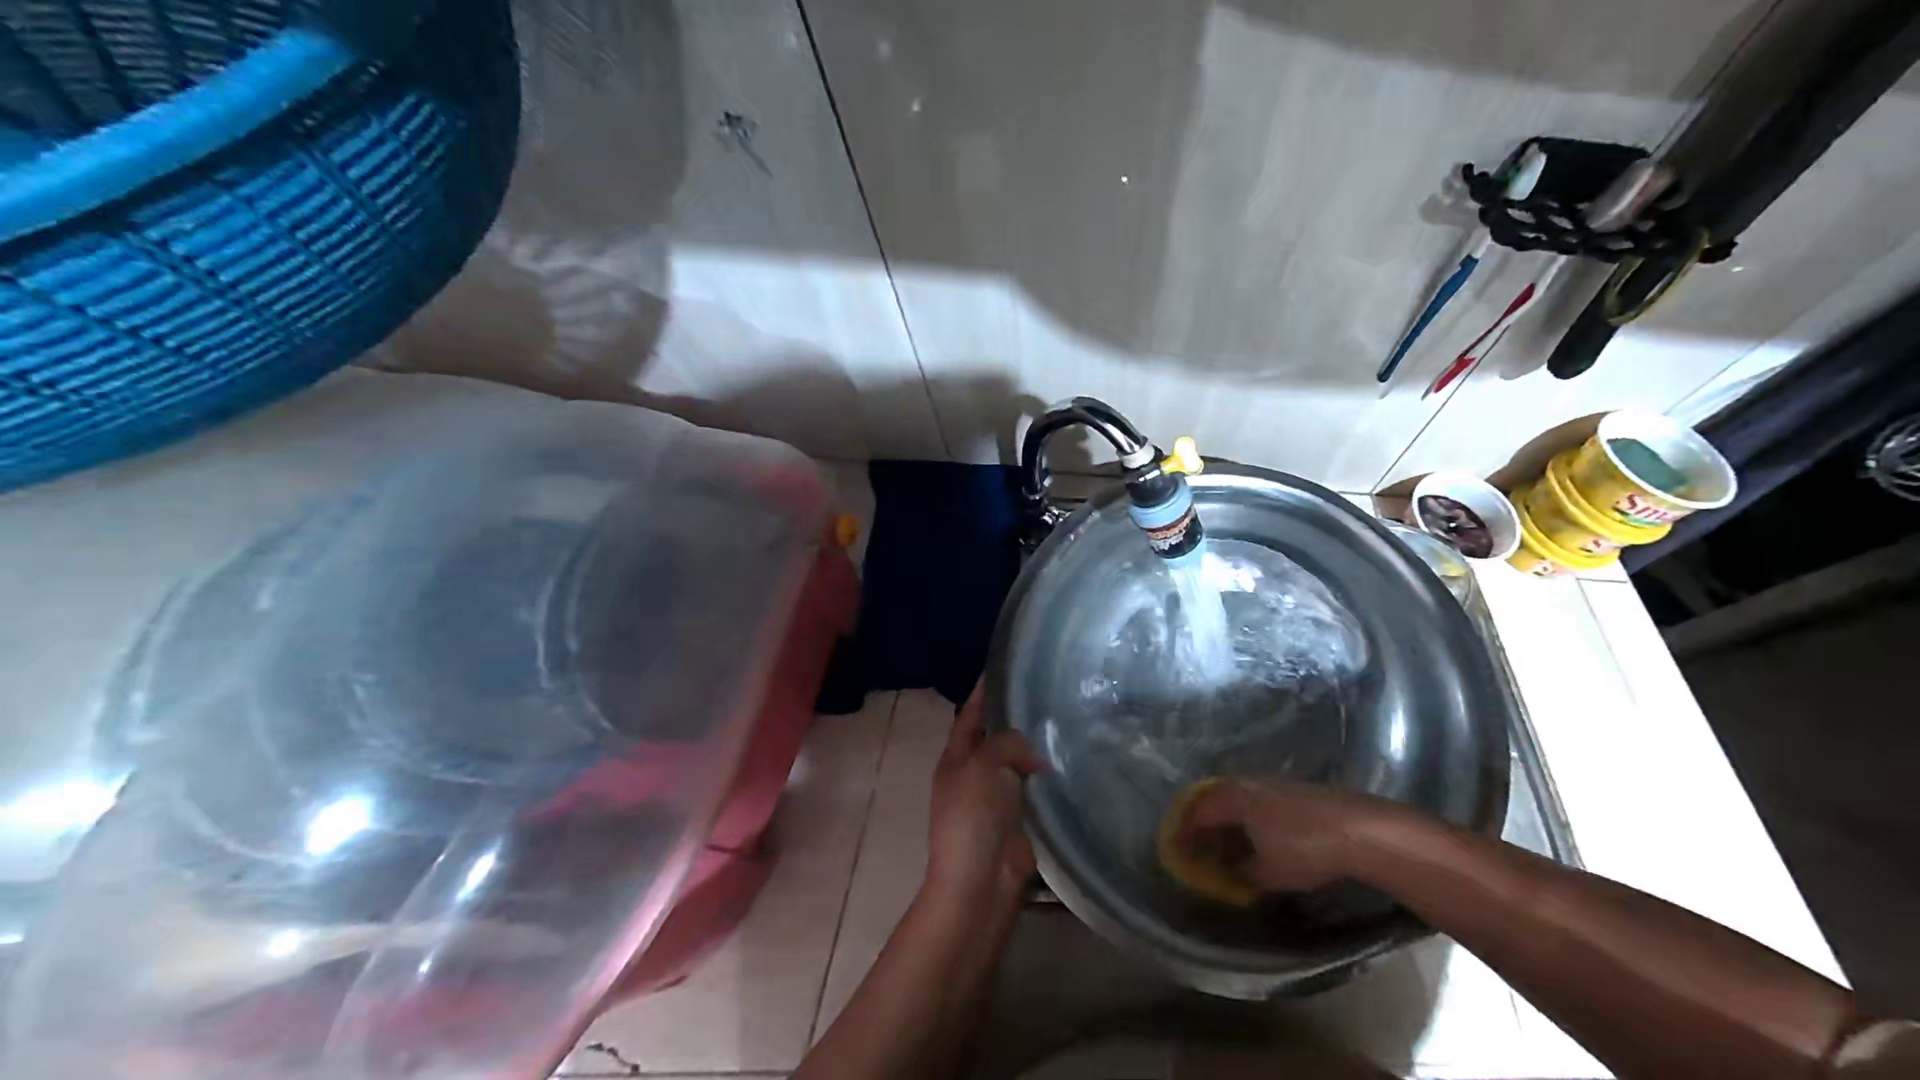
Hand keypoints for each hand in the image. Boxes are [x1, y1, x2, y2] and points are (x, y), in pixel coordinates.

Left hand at [925, 683, 1045, 910]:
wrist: (980, 880)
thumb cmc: (973, 815)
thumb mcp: (985, 765)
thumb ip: (1008, 743)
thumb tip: (1033, 757)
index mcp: (955, 759)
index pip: (969, 716)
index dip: (982, 694)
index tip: (1000, 670)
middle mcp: (973, 776)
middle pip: (995, 739)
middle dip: (1015, 720)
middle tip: (1048, 696)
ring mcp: (995, 800)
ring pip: (1017, 765)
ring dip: (1036, 750)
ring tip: (1066, 725)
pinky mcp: (1018, 822)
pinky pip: (1034, 792)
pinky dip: (1048, 779)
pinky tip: (1072, 765)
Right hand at [1178, 777, 1405, 894]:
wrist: (1361, 829)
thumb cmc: (1306, 849)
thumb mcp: (1270, 873)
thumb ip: (1243, 873)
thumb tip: (1232, 872)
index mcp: (1233, 800)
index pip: (1198, 812)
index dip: (1184, 831)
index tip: (1176, 848)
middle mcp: (1247, 784)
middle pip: (1214, 796)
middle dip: (1201, 816)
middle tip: (1195, 835)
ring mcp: (1273, 782)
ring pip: (1236, 793)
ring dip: (1225, 812)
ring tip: (1224, 833)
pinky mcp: (1295, 787)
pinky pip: (1257, 796)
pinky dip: (1247, 811)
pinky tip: (1257, 828)